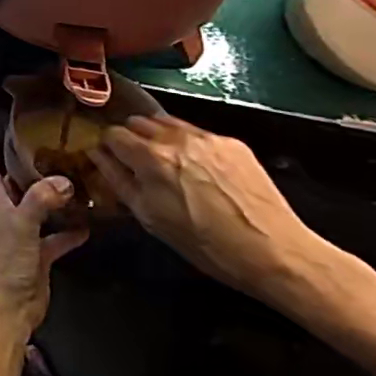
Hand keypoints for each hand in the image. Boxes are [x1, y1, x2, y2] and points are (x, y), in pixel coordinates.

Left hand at [0, 134, 88, 334]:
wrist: (10, 305)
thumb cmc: (7, 259)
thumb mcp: (22, 223)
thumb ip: (40, 199)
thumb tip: (64, 181)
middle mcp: (9, 214)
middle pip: (15, 185)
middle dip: (24, 168)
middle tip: (45, 148)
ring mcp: (25, 235)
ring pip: (38, 209)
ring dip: (51, 198)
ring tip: (72, 180)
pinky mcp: (40, 255)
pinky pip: (57, 238)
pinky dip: (69, 231)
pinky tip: (87, 225)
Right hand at [88, 115, 324, 298]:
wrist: (277, 253)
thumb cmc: (207, 245)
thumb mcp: (152, 219)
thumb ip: (118, 181)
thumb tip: (98, 155)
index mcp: (150, 157)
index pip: (113, 133)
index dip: (109, 148)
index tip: (114, 161)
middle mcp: (175, 138)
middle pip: (137, 122)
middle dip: (133, 139)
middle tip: (141, 166)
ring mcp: (206, 137)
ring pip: (167, 123)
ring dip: (160, 138)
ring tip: (172, 167)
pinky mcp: (231, 142)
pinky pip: (197, 134)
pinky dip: (190, 147)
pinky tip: (204, 174)